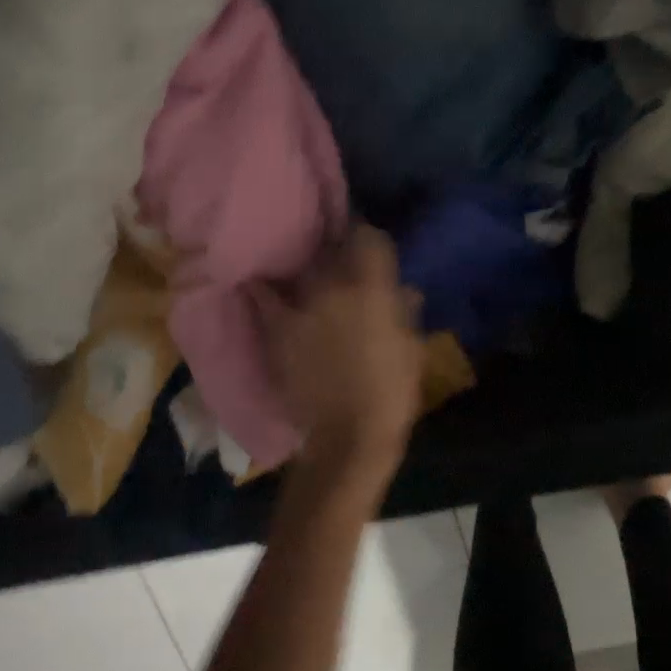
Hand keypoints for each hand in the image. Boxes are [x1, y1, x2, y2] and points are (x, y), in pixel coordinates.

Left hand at [261, 224, 424, 471]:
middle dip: (334, 248)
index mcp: (373, 288)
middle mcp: (334, 287)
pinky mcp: (276, 329)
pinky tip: (258, 282)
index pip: (368, 237)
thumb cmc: (393, 392)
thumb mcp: (412, 349)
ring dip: (302, 266)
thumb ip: (405, 313)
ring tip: (299, 263)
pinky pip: (262, 297)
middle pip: (330, 248)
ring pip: (297, 269)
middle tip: (337, 253)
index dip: (367, 234)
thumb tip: (405, 291)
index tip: (368, 238)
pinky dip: (262, 288)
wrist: (350, 436)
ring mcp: (301, 307)